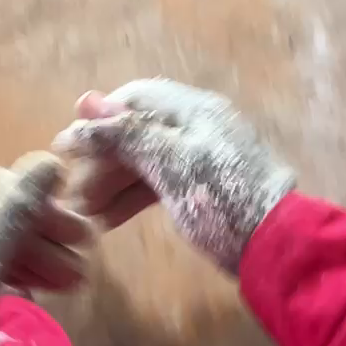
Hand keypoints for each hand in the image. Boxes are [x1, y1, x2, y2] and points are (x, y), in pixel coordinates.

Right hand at [54, 79, 294, 271]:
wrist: (277, 247)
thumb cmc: (222, 199)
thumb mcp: (171, 163)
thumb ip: (126, 133)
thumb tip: (83, 102)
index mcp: (193, 110)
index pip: (135, 99)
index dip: (99, 118)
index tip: (68, 146)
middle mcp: (195, 128)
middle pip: (136, 132)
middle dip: (101, 159)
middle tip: (71, 191)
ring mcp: (199, 160)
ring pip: (144, 162)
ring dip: (111, 183)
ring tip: (82, 210)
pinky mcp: (201, 190)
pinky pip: (157, 185)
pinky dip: (131, 199)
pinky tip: (107, 220)